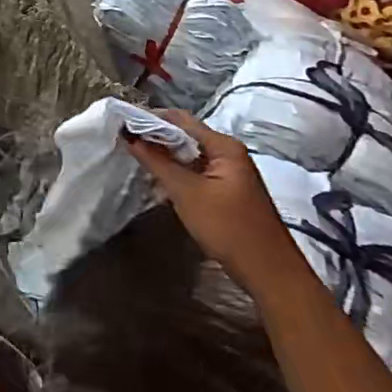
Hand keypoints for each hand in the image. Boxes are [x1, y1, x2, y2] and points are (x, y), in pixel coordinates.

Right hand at [125, 111, 298, 293]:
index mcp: (224, 146)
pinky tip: (159, 179)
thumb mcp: (187, 193)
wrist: (268, 272)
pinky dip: (178, 171)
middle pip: (186, 135)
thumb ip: (158, 163)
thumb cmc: (228, 228)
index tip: (122, 123)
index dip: (151, 119)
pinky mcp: (227, 189)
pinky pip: (197, 170)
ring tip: (135, 157)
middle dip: (156, 137)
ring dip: (165, 155)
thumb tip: (131, 137)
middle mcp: (229, 152)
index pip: (181, 120)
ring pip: (191, 154)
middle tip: (124, 141)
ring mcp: (230, 172)